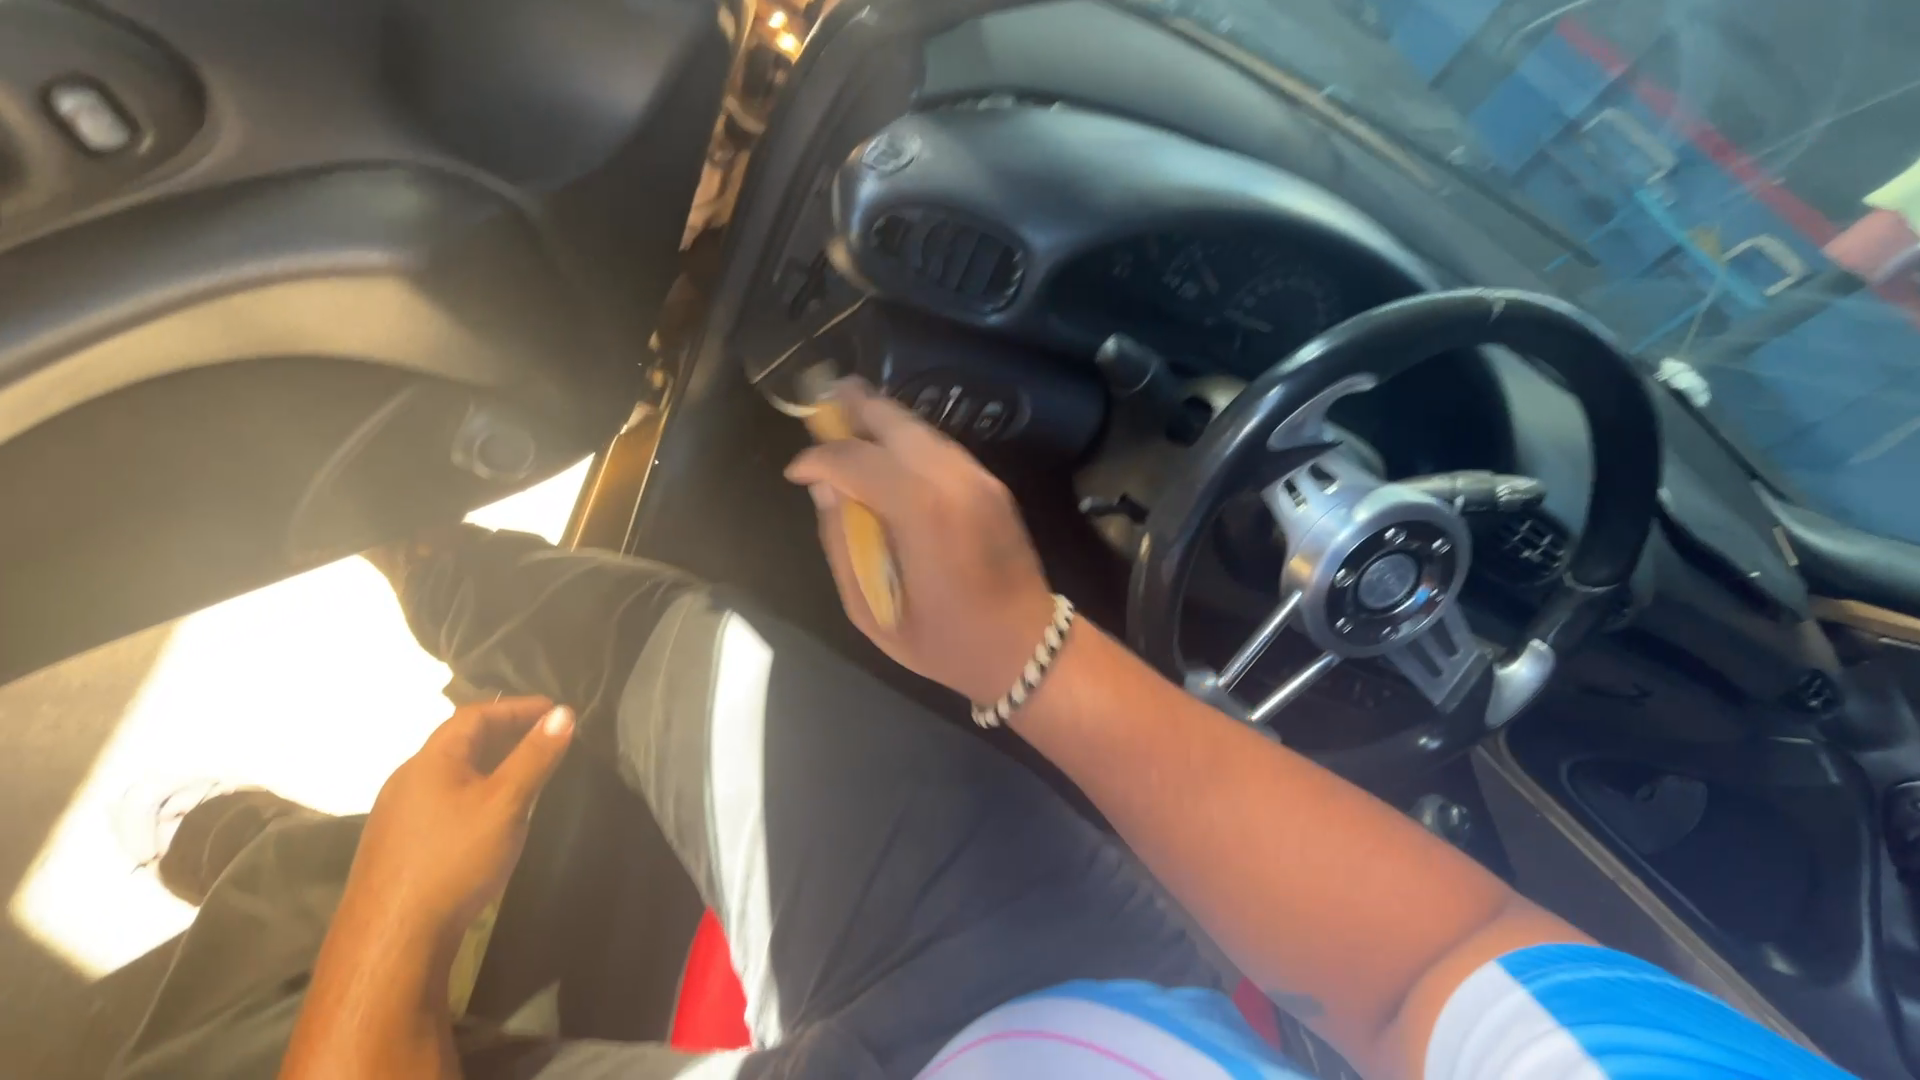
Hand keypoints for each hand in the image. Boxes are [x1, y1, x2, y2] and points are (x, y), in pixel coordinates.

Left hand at [343, 697, 573, 946]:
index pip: (476, 714)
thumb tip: (563, 713)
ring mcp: (400, 812)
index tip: (555, 712)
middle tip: (549, 738)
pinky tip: (495, 812)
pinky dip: (478, 788)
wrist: (393, 939)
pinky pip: (446, 797)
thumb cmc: (454, 859)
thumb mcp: (506, 802)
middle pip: (462, 741)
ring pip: (453, 772)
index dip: (518, 707)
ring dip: (493, 763)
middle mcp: (409, 778)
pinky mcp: (401, 842)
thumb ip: (535, 756)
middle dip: (508, 733)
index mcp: (430, 760)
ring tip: (530, 771)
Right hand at [785, 379, 1057, 703]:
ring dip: (883, 421)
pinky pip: (942, 449)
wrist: (1025, 646)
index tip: (796, 472)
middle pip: (895, 423)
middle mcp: (953, 480)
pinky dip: (909, 441)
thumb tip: (826, 493)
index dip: (818, 458)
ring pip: (922, 430)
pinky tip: (889, 451)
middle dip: (854, 409)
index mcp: (920, 511)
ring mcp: (979, 479)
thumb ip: (842, 545)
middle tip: (821, 401)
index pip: (856, 459)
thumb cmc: (944, 640)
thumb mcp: (873, 612)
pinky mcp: (993, 486)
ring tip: (848, 414)